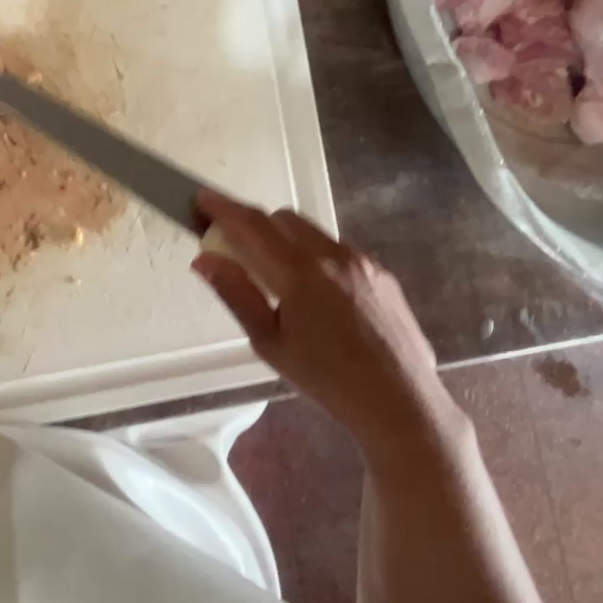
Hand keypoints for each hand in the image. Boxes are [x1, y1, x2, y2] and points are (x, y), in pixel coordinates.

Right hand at [193, 190, 460, 457]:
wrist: (402, 404)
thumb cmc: (326, 379)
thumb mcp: (269, 342)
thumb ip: (236, 294)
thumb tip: (204, 260)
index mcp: (300, 273)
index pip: (252, 225)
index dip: (223, 207)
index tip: (201, 197)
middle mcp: (333, 256)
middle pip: (282, 219)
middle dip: (255, 224)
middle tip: (236, 248)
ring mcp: (362, 262)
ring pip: (312, 232)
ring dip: (285, 240)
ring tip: (278, 279)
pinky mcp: (382, 274)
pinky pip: (337, 251)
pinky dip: (314, 257)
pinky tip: (317, 297)